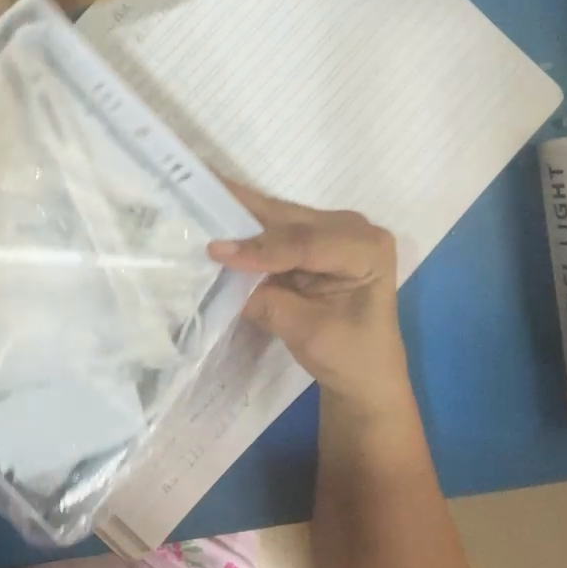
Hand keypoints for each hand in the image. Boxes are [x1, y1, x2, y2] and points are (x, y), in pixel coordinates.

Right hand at [210, 184, 408, 400]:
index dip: (262, 247)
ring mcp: (330, 231)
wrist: (363, 373)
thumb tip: (226, 277)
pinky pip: (273, 227)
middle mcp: (351, 230)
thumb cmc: (347, 355)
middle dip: (243, 214)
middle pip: (290, 221)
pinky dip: (244, 225)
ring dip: (238, 214)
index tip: (217, 253)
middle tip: (199, 195)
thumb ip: (269, 302)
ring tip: (201, 193)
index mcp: (367, 250)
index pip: (307, 243)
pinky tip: (216, 212)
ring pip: (277, 217)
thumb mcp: (307, 333)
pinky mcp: (310, 240)